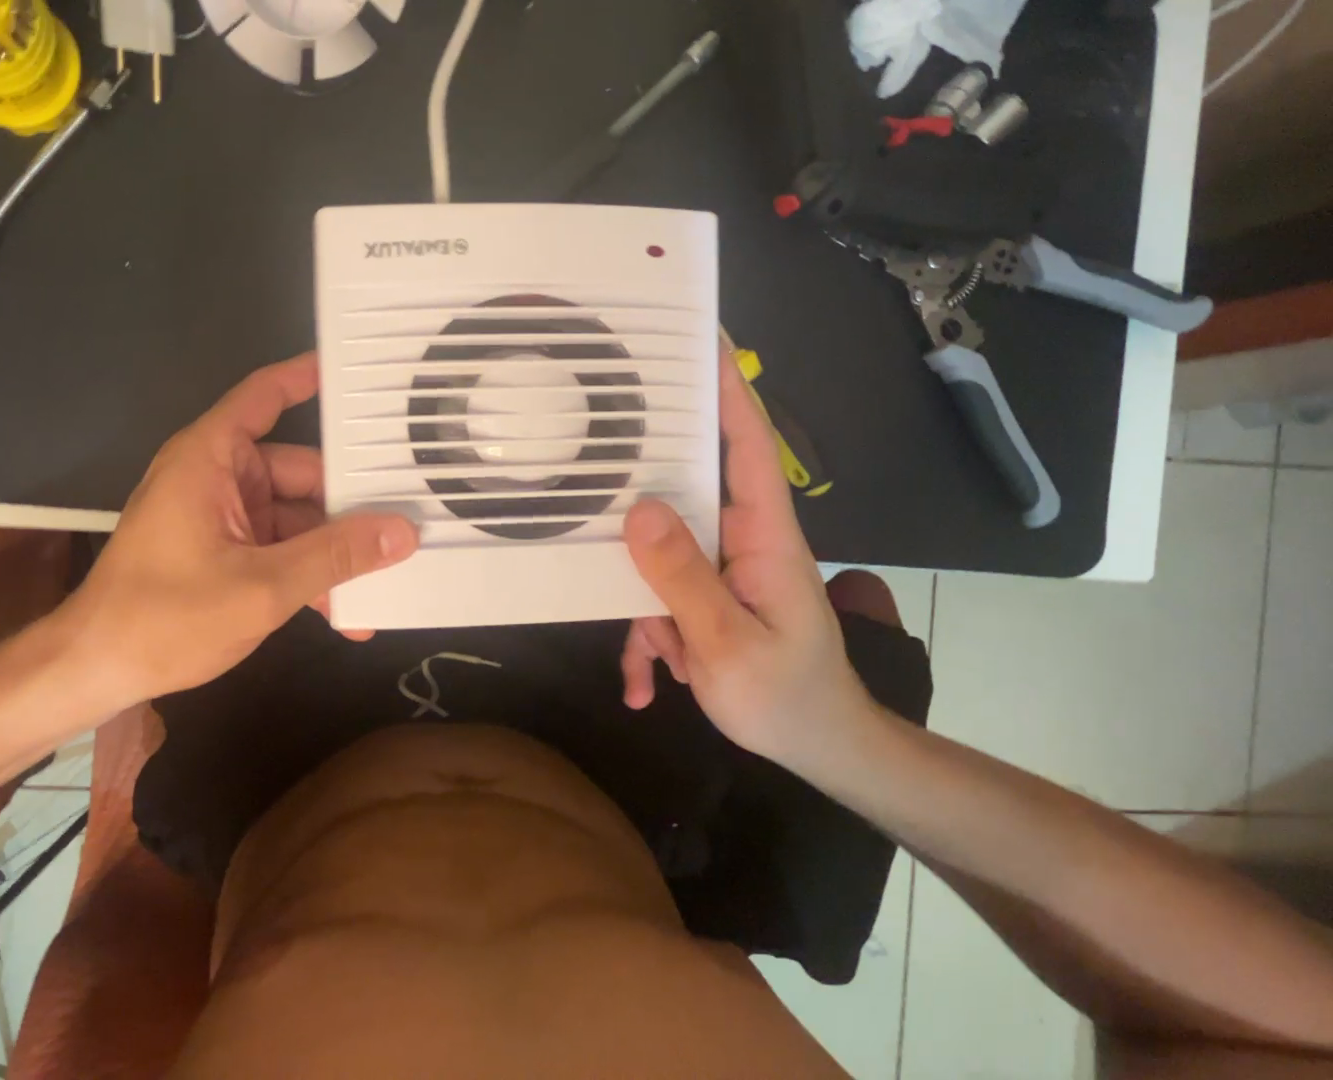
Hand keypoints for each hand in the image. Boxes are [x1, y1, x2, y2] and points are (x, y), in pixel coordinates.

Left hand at [59, 355, 419, 707]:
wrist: (96, 669)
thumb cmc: (166, 618)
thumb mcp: (262, 588)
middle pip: (298, 471)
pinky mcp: (221, 553)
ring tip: (389, 578)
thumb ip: (334, 557)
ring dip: (332, 553)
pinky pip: (277, 550)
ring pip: (294, 518)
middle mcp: (216, 478)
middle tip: (412, 516)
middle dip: (347, 504)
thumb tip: (402, 532)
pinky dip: (305, 575)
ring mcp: (219, 518)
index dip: (309, 378)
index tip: (362, 376)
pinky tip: (345, 614)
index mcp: (211, 459)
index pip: (265, 396)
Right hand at [617, 351, 870, 760]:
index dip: (725, 389)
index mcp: (764, 536)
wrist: (824, 749)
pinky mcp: (705, 602)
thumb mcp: (729, 643)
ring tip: (655, 661)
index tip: (698, 337)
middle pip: (684, 492)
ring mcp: (721, 573)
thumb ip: (683, 576)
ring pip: (659, 558)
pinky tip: (643, 690)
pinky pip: (659, 604)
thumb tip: (638, 509)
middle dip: (641, 492)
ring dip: (644, 609)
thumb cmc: (790, 698)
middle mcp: (741, 541)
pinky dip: (648, 647)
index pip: (745, 446)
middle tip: (593, 466)